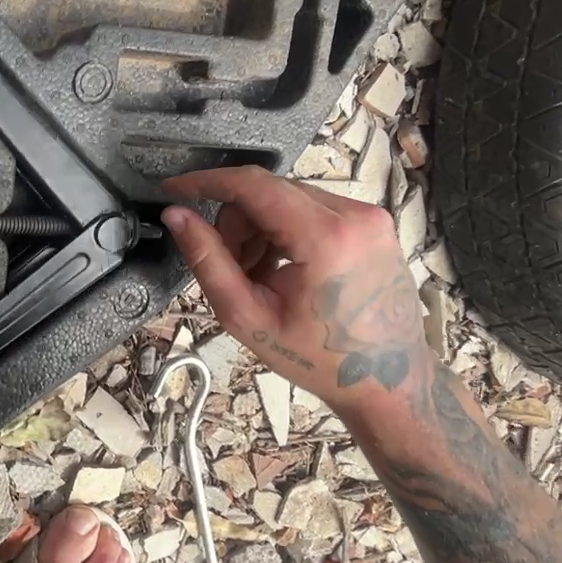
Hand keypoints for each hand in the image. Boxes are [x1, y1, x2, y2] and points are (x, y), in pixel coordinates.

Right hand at [160, 166, 428, 410]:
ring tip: (259, 276)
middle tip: (231, 268)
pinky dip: (283, 232)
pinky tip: (282, 270)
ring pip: (285, 199)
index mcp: (325, 237)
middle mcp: (355, 215)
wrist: (389, 381)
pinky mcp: (374, 224)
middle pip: (267, 191)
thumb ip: (206, 259)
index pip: (252, 184)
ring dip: (258, 229)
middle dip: (235, 223)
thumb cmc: (317, 357)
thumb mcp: (245, 314)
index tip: (173, 189)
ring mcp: (370, 217)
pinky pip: (310, 209)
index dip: (204, 181)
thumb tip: (176, 215)